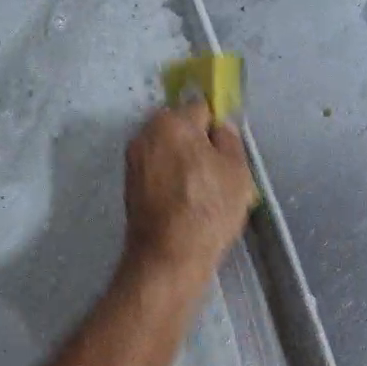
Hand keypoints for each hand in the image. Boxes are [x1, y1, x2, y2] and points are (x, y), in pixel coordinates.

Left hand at [122, 100, 255, 279]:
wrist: (168, 257)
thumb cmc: (207, 210)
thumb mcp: (237, 172)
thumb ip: (230, 140)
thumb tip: (221, 129)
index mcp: (171, 122)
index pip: (200, 108)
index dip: (217, 128)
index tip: (227, 151)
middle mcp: (144, 135)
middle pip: (178, 129)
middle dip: (196, 143)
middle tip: (216, 173)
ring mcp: (133, 162)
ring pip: (166, 152)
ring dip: (181, 163)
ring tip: (201, 193)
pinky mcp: (129, 188)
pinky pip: (156, 173)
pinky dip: (169, 182)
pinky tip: (183, 204)